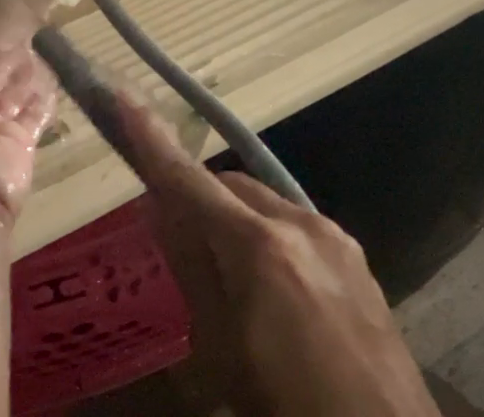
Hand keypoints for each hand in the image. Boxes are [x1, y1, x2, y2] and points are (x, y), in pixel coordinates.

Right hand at [116, 98, 438, 416]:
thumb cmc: (285, 402)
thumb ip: (190, 269)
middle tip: (176, 240)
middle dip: (197, 198)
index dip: (151, 140)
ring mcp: (338, 241)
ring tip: (227, 276)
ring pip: (262, 204)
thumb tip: (162, 210)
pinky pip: (295, 229)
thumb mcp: (219, 348)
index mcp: (259, 247)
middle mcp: (302, 226)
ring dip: (233, 221)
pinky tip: (271, 291)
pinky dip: (266, 239)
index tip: (123, 98)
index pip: (188, 179)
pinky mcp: (361, 263)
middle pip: (228, 186)